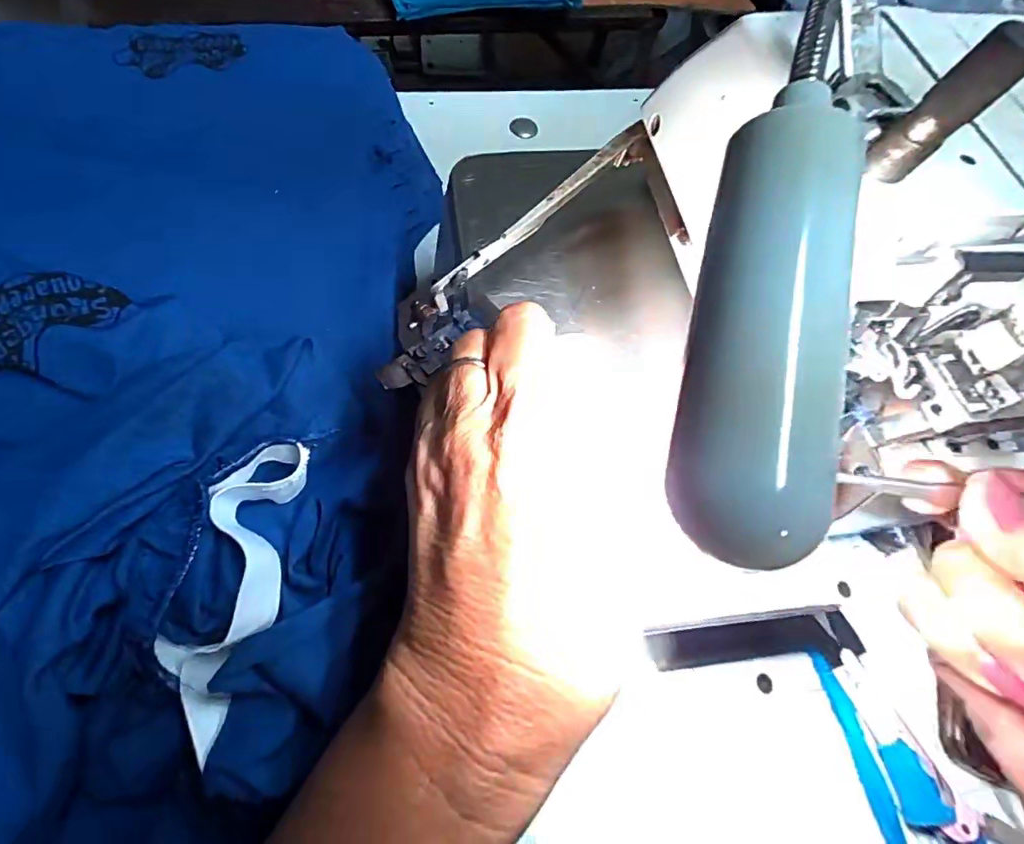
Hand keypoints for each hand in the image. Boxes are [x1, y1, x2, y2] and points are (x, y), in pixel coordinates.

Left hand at [386, 303, 639, 762]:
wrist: (475, 692)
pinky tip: (474, 426)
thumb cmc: (559, 635)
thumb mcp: (613, 540)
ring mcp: (427, 458)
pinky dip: (448, 402)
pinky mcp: (410, 484)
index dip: (538, 331)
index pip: (516, 339)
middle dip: (502, 344)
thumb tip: (589, 416)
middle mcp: (462, 438)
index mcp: (520, 442)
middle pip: (470, 346)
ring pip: (441, 374)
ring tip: (503, 393)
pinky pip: (424, 413)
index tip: (556, 343)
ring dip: (471, 370)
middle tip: (531, 367)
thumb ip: (600, 462)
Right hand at [901, 467, 1023, 843]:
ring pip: (936, 578)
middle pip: (967, 536)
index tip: (936, 484)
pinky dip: (966, 658)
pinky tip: (1020, 693)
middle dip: (1008, 602)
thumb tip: (986, 495)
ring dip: (992, 639)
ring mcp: (997, 618)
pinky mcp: (965, 657)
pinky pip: (923, 622)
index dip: (979, 484)